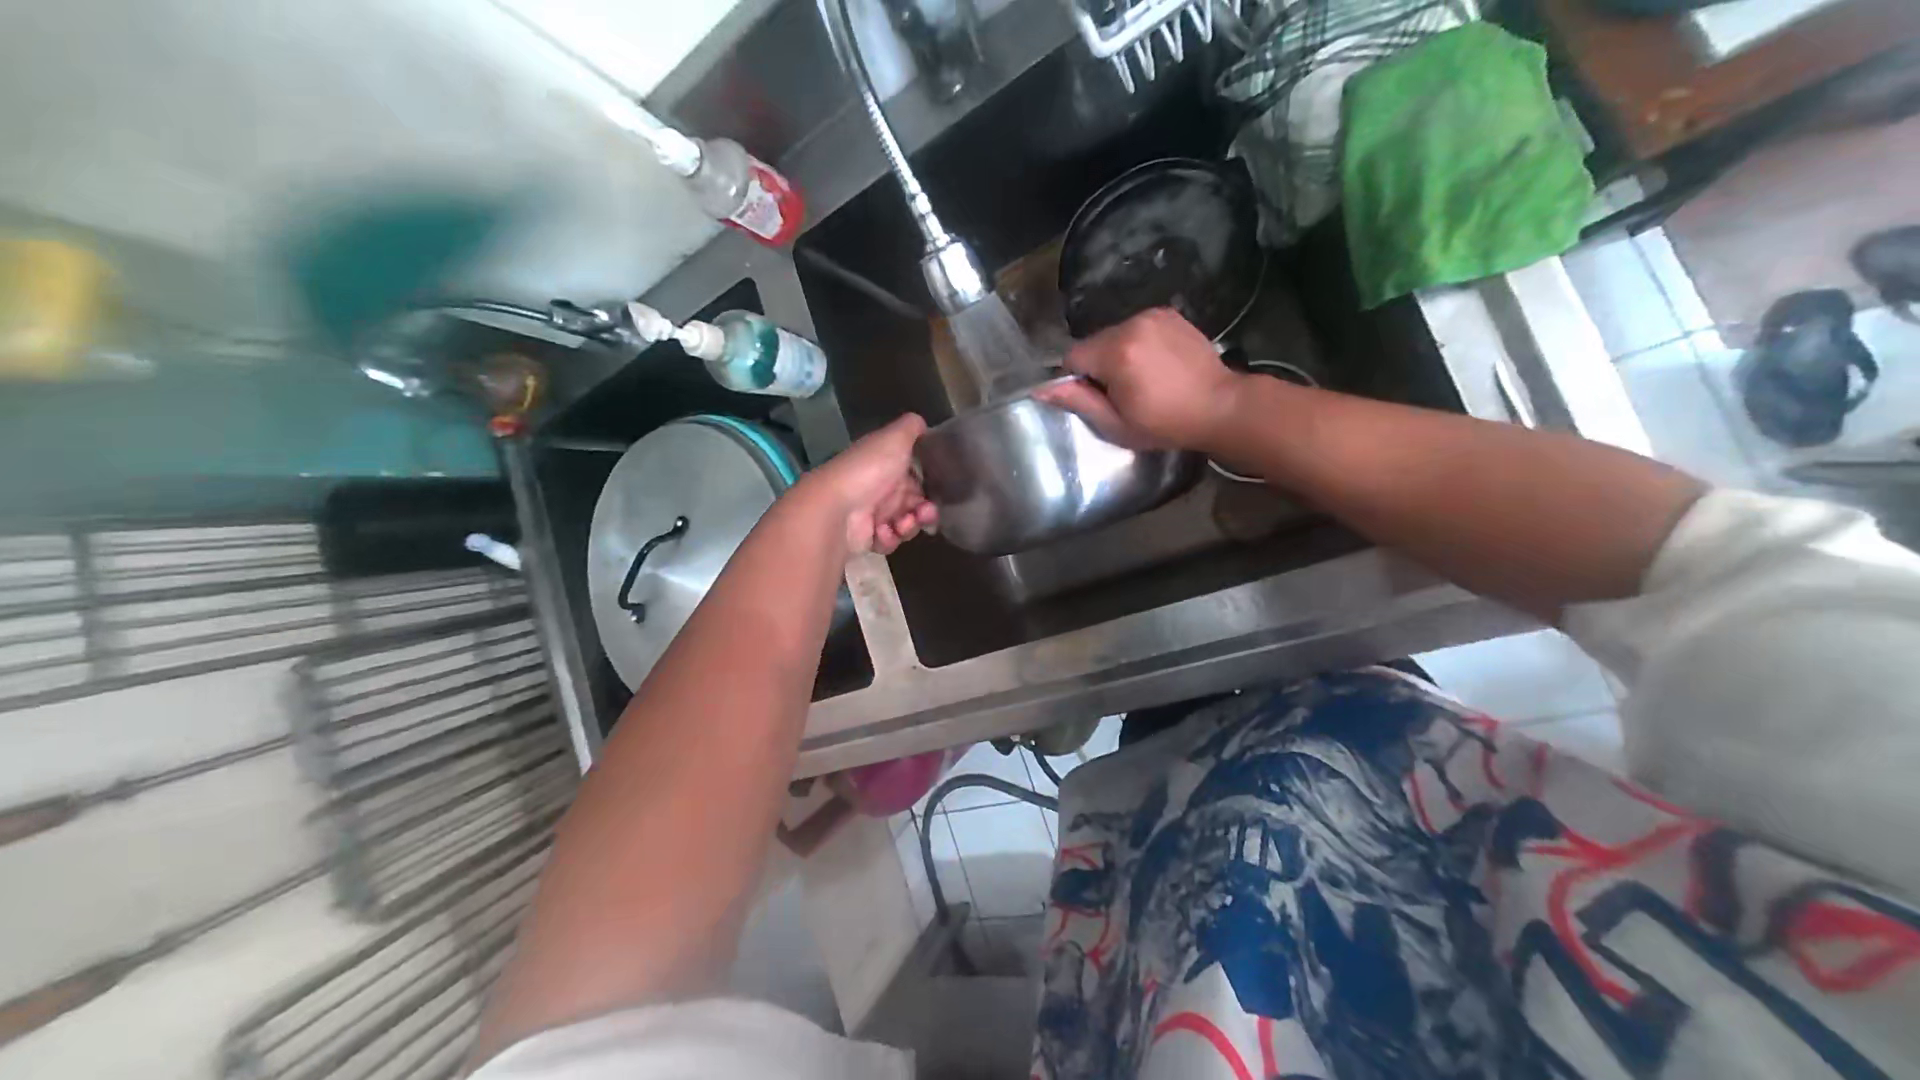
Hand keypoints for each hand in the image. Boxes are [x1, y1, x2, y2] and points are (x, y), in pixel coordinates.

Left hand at [794, 413, 938, 555]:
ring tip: (902, 524)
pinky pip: (889, 541)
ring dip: (910, 526)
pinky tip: (881, 532)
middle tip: (925, 514)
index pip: (915, 477)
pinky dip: (889, 538)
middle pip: (914, 504)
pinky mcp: (866, 537)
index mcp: (885, 465)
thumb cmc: (870, 470)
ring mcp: (871, 514)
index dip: (930, 485)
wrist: (837, 508)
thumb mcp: (895, 438)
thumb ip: (912, 428)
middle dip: (925, 511)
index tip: (939, 491)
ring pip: (905, 525)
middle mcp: (879, 488)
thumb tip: (922, 424)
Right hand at [1033, 307, 1243, 451]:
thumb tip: (1040, 390)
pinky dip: (1137, 344)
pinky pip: (1136, 328)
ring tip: (1142, 379)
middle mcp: (1132, 324)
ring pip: (1113, 334)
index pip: (1072, 356)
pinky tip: (1155, 364)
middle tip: (1122, 393)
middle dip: (1099, 366)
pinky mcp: (1168, 314)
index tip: (1098, 398)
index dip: (1078, 380)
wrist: (1220, 406)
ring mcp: (1153, 315)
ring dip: (1117, 354)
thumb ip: (1077, 402)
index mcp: (1117, 352)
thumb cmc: (1166, 424)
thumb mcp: (1116, 424)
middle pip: (1093, 343)